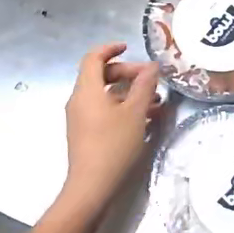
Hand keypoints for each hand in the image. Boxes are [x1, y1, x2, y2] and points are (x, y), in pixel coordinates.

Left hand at [60, 41, 164, 213]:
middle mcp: (79, 100)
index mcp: (87, 90)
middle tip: (150, 80)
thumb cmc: (114, 145)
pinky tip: (144, 119)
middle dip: (127, 74)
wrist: (92, 186)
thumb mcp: (135, 113)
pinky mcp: (86, 134)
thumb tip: (152, 67)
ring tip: (155, 101)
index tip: (128, 47)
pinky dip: (122, 109)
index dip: (110, 49)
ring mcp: (80, 118)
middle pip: (101, 76)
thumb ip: (144, 86)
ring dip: (128, 94)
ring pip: (105, 96)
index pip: (93, 58)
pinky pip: (104, 112)